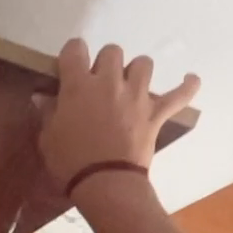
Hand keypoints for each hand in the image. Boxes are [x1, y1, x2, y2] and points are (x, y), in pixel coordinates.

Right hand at [38, 39, 199, 190]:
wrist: (104, 183)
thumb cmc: (69, 161)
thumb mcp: (47, 137)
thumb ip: (48, 113)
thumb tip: (43, 97)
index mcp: (78, 86)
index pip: (75, 49)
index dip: (72, 54)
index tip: (69, 68)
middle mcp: (109, 82)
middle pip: (112, 51)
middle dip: (104, 62)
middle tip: (98, 82)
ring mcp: (137, 96)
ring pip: (143, 64)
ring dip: (135, 71)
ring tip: (129, 85)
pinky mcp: (156, 113)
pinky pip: (180, 94)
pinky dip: (187, 86)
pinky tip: (189, 80)